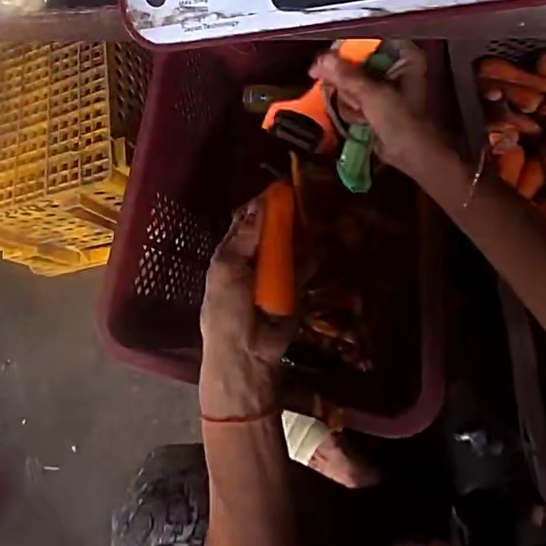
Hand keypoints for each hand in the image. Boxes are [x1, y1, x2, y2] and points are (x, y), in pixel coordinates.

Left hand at [199, 196, 294, 419]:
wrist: (247, 357)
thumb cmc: (227, 311)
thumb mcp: (228, 268)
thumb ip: (244, 237)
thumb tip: (260, 204)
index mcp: (231, 252)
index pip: (248, 219)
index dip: (262, 204)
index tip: (282, 187)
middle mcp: (254, 258)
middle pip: (273, 229)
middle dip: (287, 216)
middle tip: (304, 199)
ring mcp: (275, 273)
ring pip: (291, 245)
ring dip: (301, 235)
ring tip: (313, 219)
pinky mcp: (294, 289)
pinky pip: (304, 268)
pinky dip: (310, 259)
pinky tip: (318, 248)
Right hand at [310, 44, 446, 174]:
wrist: (410, 153)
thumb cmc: (399, 120)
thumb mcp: (372, 94)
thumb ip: (346, 75)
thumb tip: (321, 60)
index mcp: (402, 56)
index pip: (366, 43)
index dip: (344, 52)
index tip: (324, 65)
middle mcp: (392, 66)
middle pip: (353, 62)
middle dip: (347, 85)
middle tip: (352, 99)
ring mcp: (381, 84)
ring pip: (347, 82)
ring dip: (349, 101)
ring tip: (362, 114)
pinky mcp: (372, 101)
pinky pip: (349, 96)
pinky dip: (351, 109)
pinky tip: (362, 120)